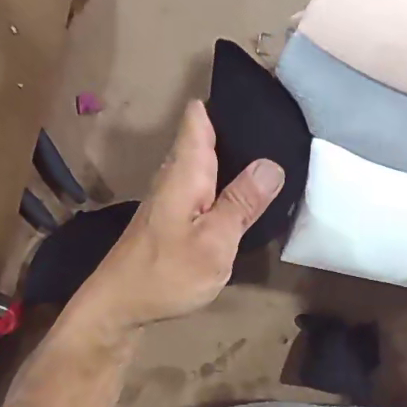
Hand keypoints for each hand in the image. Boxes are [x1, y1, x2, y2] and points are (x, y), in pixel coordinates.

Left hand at [72, 101, 284, 332]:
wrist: (118, 307)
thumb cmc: (166, 273)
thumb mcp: (215, 242)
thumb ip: (242, 202)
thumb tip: (272, 163)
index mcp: (185, 170)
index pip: (200, 115)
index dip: (228, 101)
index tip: (266, 99)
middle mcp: (174, 175)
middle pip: (207, 136)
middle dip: (241, 132)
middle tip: (287, 134)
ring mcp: (171, 196)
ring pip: (207, 164)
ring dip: (235, 161)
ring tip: (276, 159)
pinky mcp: (171, 217)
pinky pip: (203, 187)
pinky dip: (225, 186)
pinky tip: (246, 197)